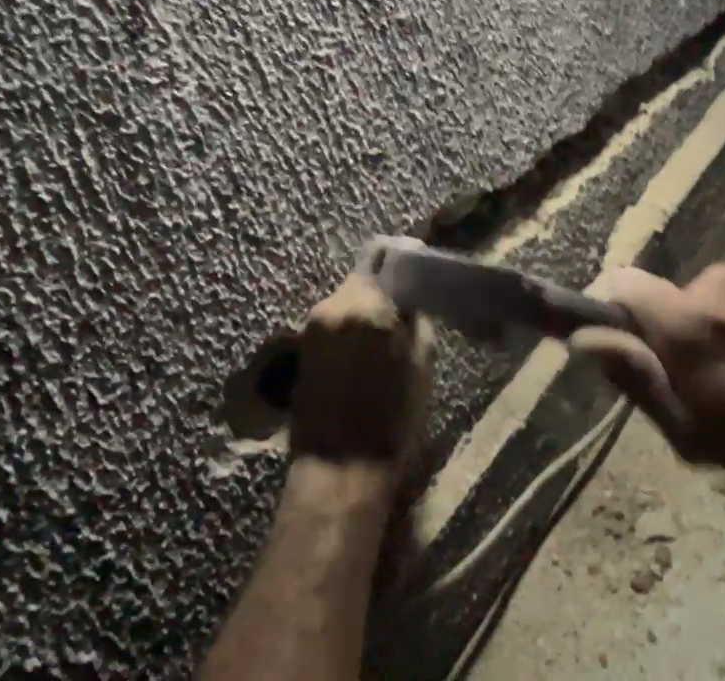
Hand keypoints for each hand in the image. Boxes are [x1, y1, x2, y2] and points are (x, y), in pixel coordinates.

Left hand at [289, 275, 433, 467]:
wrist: (340, 466)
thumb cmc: (393, 419)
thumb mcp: (421, 363)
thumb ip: (415, 318)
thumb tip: (410, 295)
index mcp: (368, 306)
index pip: (385, 258)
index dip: (405, 258)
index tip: (418, 264)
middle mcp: (335, 305)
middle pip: (363, 277)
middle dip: (383, 286)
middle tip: (405, 307)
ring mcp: (313, 323)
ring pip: (346, 299)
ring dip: (365, 307)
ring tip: (386, 335)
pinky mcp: (302, 344)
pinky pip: (333, 320)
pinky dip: (349, 325)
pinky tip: (364, 353)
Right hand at [570, 264, 724, 483]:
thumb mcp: (693, 431)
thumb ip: (635, 378)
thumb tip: (583, 341)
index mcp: (683, 318)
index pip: (617, 283)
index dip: (607, 313)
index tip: (620, 352)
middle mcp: (713, 283)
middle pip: (661, 300)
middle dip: (664, 336)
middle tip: (693, 388)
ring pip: (700, 302)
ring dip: (703, 333)